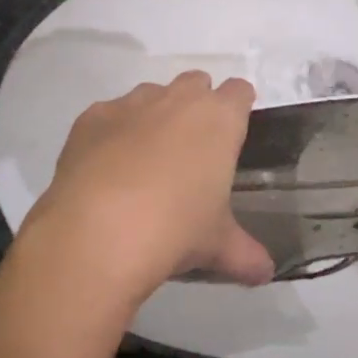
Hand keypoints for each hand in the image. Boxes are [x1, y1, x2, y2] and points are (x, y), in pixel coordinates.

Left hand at [28, 72, 272, 299]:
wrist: (96, 235)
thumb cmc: (174, 231)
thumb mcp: (216, 245)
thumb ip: (245, 254)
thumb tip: (265, 274)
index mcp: (220, 119)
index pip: (240, 91)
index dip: (238, 109)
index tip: (233, 134)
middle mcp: (178, 99)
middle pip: (196, 82)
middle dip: (197, 106)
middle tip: (192, 149)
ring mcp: (131, 104)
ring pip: (152, 94)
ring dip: (155, 116)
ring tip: (147, 161)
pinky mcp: (91, 118)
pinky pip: (110, 115)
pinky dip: (113, 133)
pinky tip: (106, 169)